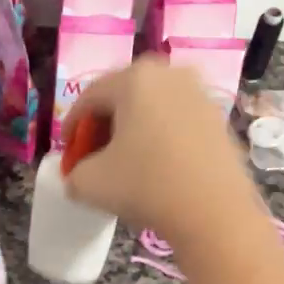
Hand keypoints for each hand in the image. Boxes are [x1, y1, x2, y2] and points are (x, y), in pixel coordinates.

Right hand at [61, 57, 265, 244]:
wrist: (211, 210)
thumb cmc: (144, 186)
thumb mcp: (90, 184)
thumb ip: (74, 174)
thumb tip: (78, 175)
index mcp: (134, 78)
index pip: (89, 96)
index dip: (71, 125)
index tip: (66, 151)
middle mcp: (168, 73)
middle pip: (123, 97)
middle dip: (104, 126)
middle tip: (92, 155)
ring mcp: (198, 93)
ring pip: (152, 109)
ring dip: (132, 131)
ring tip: (123, 163)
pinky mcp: (217, 118)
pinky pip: (175, 122)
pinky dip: (158, 139)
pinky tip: (154, 167)